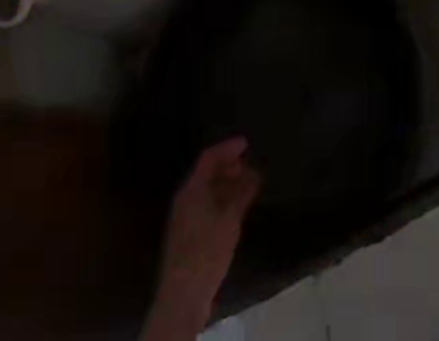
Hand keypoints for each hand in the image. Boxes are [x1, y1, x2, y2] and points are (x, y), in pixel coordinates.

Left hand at [142, 138, 261, 340]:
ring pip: (208, 190)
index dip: (228, 148)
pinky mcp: (189, 233)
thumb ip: (242, 192)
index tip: (247, 144)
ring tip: (250, 186)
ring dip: (228, 184)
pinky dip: (223, 200)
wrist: (184, 294)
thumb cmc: (207, 250)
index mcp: (191, 191)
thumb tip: (254, 173)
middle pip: (207, 173)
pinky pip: (207, 205)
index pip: (209, 158)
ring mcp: (185, 218)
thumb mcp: (230, 218)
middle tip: (252, 166)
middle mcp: (185, 200)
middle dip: (230, 167)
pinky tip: (238, 208)